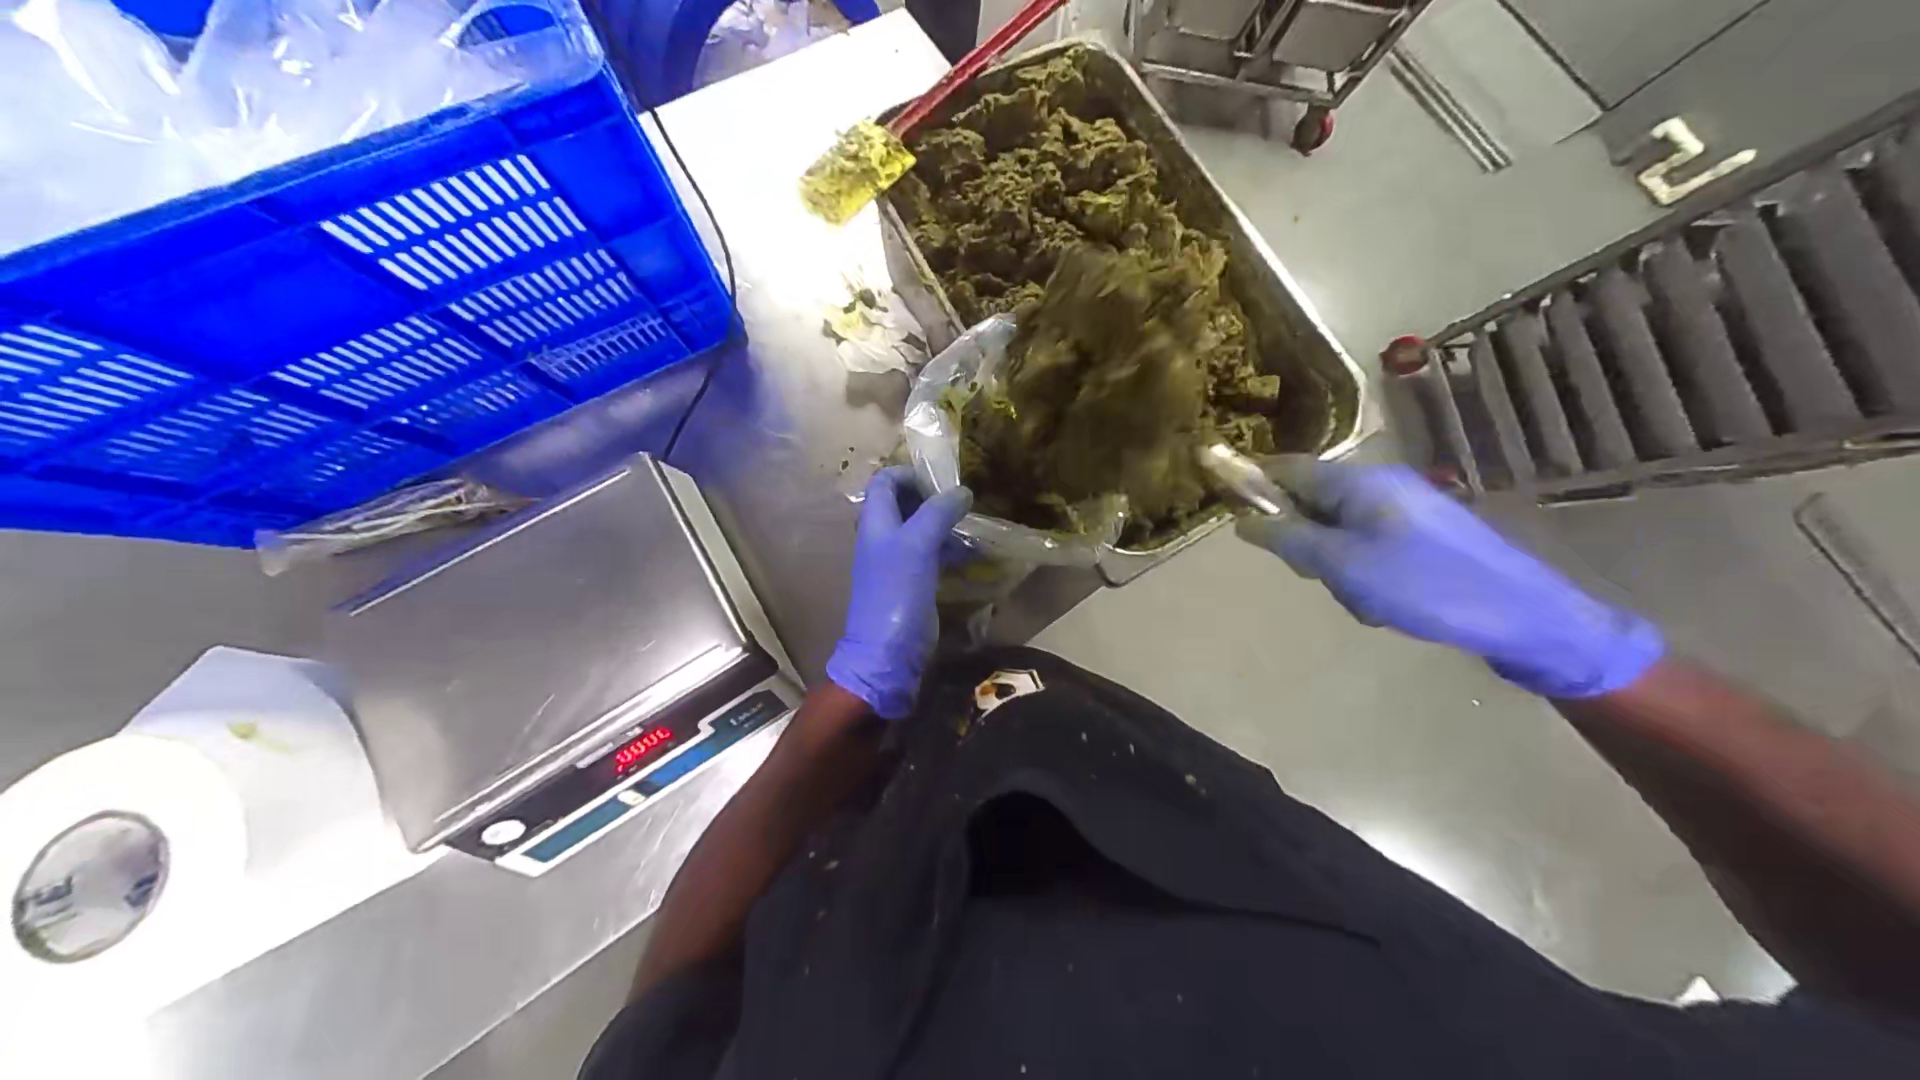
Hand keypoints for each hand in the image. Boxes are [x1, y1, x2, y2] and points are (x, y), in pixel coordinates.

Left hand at [826, 466, 971, 717]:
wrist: (888, 651)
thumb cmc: (897, 591)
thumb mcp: (917, 545)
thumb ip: (938, 513)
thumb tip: (962, 491)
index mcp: (875, 522)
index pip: (885, 481)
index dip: (909, 474)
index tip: (942, 480)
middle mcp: (882, 537)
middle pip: (903, 504)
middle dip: (933, 499)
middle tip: (963, 501)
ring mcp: (896, 562)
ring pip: (920, 530)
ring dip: (944, 524)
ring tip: (973, 525)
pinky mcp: (911, 583)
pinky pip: (930, 556)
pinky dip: (948, 549)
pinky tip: (971, 553)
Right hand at [1236, 460, 1662, 697]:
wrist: (1524, 615)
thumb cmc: (1423, 585)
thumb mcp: (1342, 565)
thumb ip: (1288, 539)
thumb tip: (1243, 521)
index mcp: (1359, 481)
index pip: (1287, 468)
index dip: (1254, 485)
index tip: (1236, 515)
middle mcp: (1380, 484)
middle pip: (1311, 500)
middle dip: (1303, 539)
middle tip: (1318, 574)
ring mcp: (1404, 508)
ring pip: (1338, 528)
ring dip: (1334, 562)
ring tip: (1360, 594)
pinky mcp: (1422, 533)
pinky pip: (1367, 543)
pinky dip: (1362, 569)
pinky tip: (1384, 598)